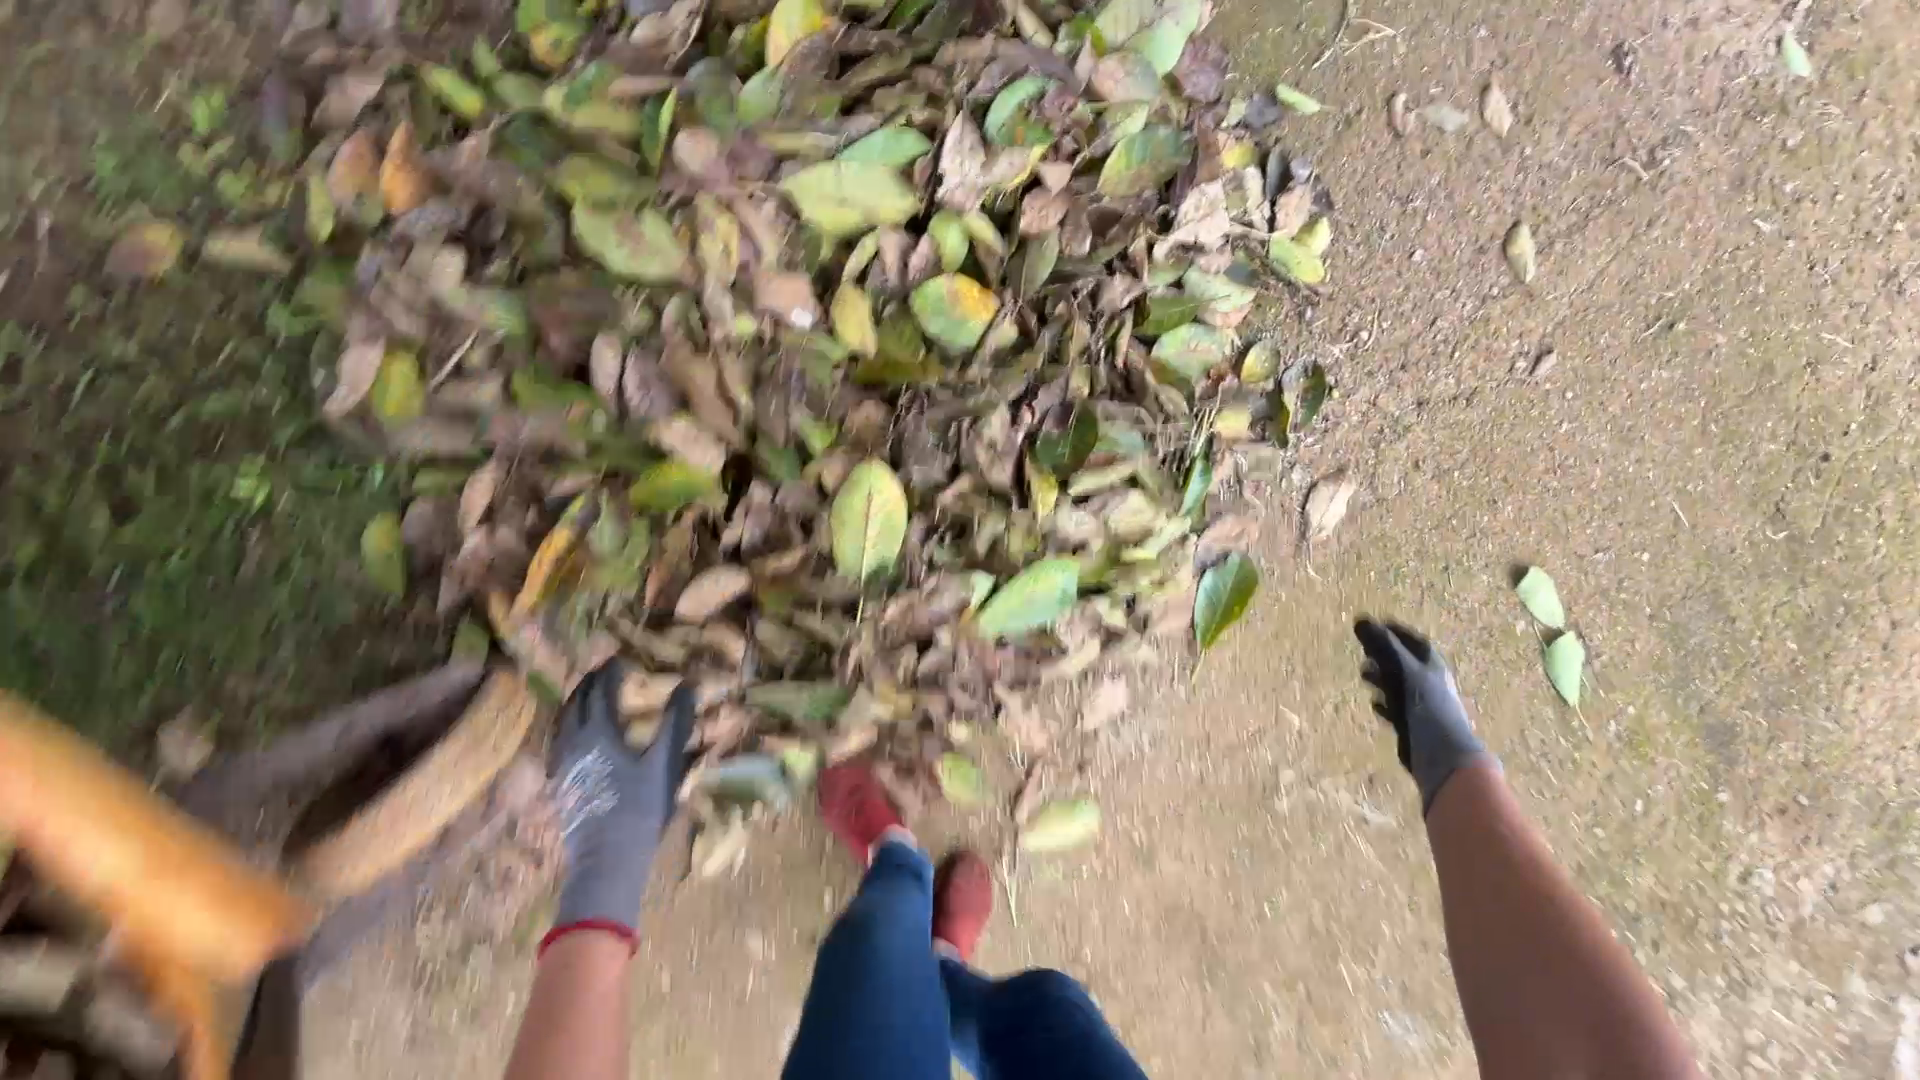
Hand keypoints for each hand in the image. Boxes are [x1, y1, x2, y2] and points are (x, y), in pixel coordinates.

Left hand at [550, 661, 694, 941]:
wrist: (607, 861)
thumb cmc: (640, 810)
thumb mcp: (665, 764)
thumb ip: (676, 722)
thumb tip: (687, 684)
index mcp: (599, 733)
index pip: (602, 692)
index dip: (611, 673)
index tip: (621, 659)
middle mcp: (573, 743)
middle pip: (577, 703)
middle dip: (590, 683)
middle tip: (604, 671)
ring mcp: (562, 765)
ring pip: (562, 722)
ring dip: (576, 703)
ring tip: (588, 694)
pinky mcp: (559, 784)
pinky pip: (558, 743)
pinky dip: (567, 726)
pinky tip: (576, 733)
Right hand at [1353, 620, 1492, 813]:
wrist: (1442, 753)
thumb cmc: (1426, 706)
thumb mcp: (1404, 671)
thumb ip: (1383, 646)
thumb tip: (1360, 619)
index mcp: (1432, 666)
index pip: (1415, 642)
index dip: (1397, 632)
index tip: (1377, 624)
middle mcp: (1430, 682)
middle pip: (1406, 662)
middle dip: (1385, 655)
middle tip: (1364, 650)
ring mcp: (1423, 704)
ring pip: (1399, 684)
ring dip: (1381, 678)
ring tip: (1364, 675)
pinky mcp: (1414, 724)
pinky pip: (1397, 707)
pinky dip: (1385, 702)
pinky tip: (1376, 704)